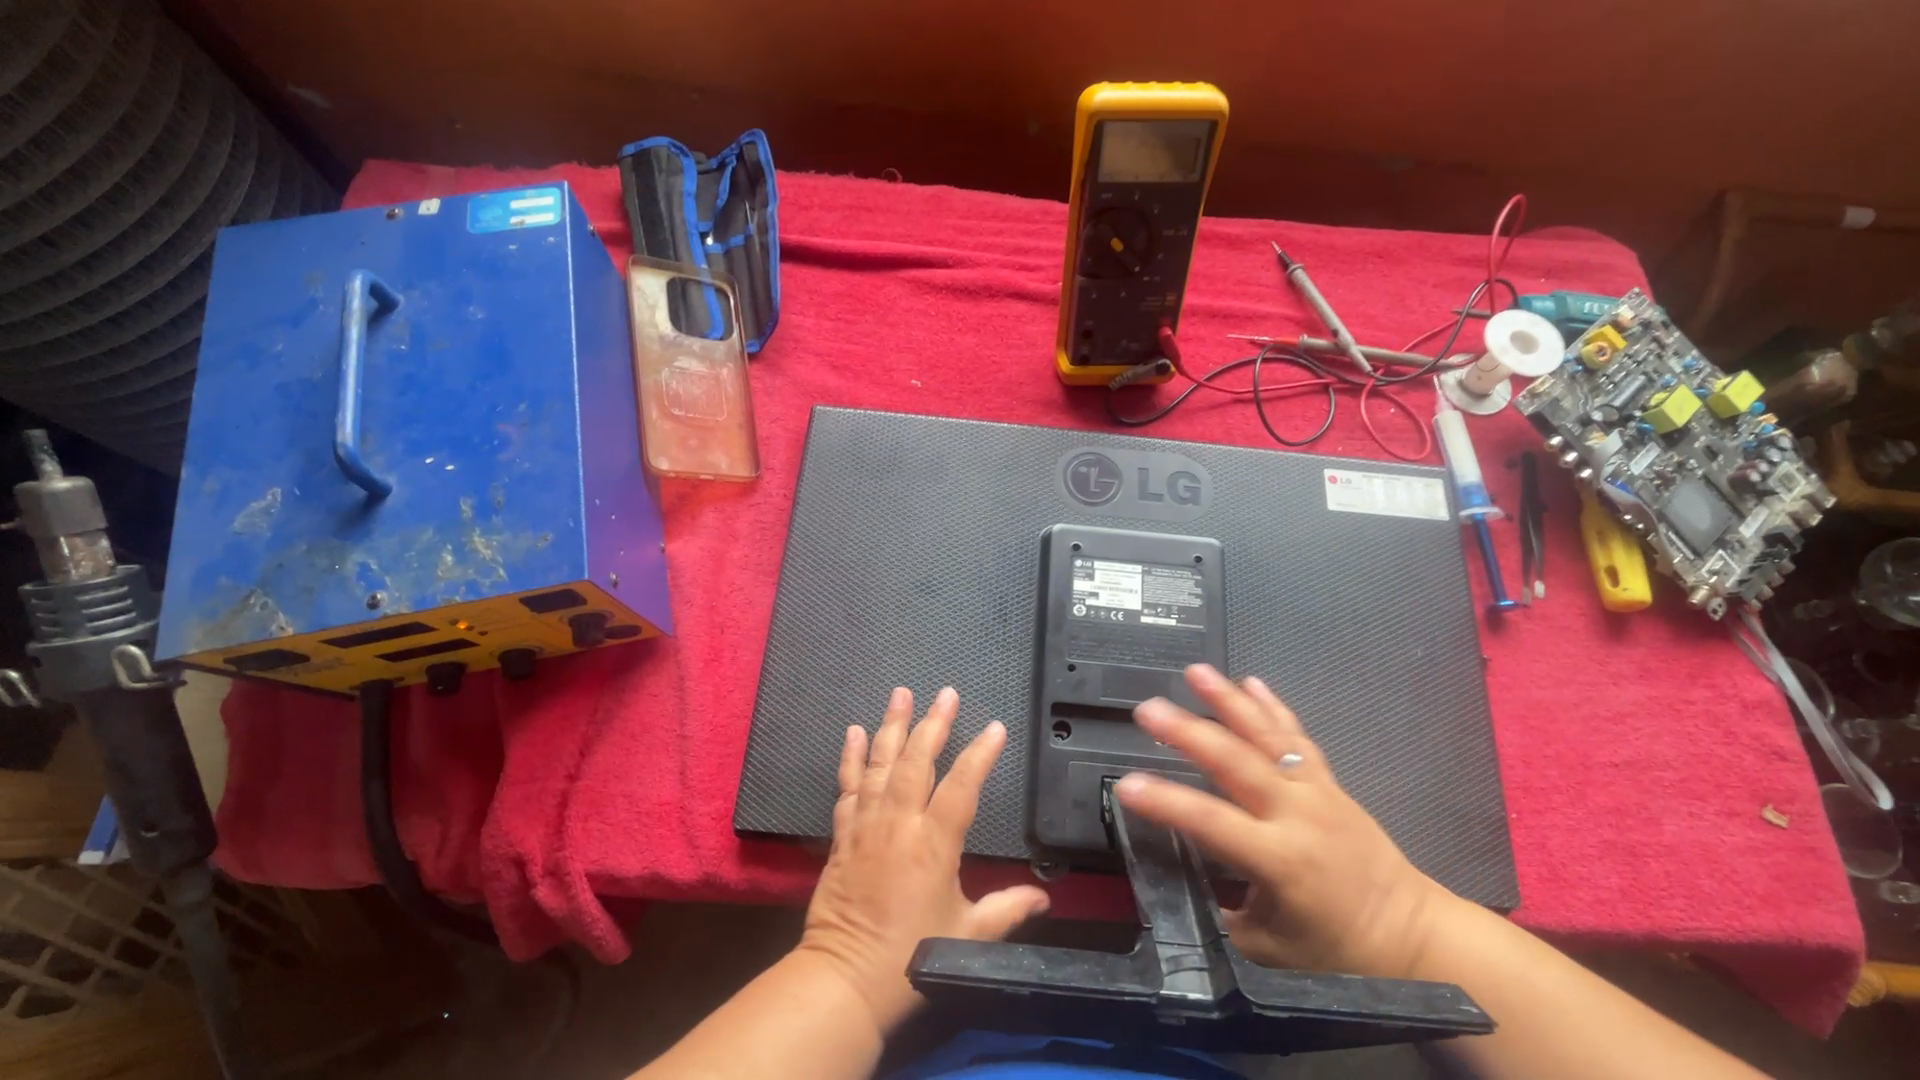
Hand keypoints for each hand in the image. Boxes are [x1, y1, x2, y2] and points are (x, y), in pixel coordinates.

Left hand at [796, 686, 1050, 1031]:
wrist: (844, 979)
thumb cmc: (910, 957)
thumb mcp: (968, 936)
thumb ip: (1007, 910)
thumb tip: (1043, 899)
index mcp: (933, 844)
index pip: (961, 787)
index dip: (979, 755)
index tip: (994, 728)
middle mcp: (898, 824)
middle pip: (916, 762)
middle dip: (933, 725)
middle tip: (945, 694)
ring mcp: (866, 826)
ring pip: (879, 765)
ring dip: (891, 727)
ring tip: (901, 694)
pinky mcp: (842, 837)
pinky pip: (846, 788)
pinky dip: (850, 758)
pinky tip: (852, 733)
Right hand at [1114, 664, 1461, 979]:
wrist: (1407, 935)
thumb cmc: (1336, 949)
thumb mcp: (1266, 948)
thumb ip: (1219, 912)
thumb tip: (1178, 883)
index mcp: (1279, 860)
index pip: (1210, 822)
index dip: (1165, 802)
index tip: (1127, 786)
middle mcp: (1297, 815)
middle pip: (1236, 762)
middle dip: (1188, 732)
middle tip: (1149, 710)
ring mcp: (1317, 792)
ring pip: (1267, 737)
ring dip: (1228, 701)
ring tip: (1196, 673)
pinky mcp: (1330, 783)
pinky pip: (1298, 737)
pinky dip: (1272, 708)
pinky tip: (1251, 683)